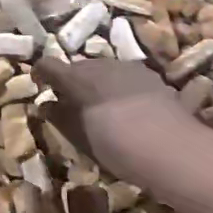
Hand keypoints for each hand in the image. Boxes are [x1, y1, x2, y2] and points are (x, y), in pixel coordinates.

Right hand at [33, 58, 212, 184]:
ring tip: (99, 106)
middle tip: (70, 102)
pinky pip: (125, 77)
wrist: (172, 147)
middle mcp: (101, 64)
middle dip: (71, 80)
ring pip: (103, 69)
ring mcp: (128, 67)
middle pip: (79, 66)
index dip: (41, 73)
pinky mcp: (151, 75)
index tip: (39, 84)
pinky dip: (118, 87)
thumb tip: (46, 105)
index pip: (49, 65)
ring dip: (96, 83)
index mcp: (77, 78)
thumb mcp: (81, 138)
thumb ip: (61, 118)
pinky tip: (126, 108)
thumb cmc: (117, 146)